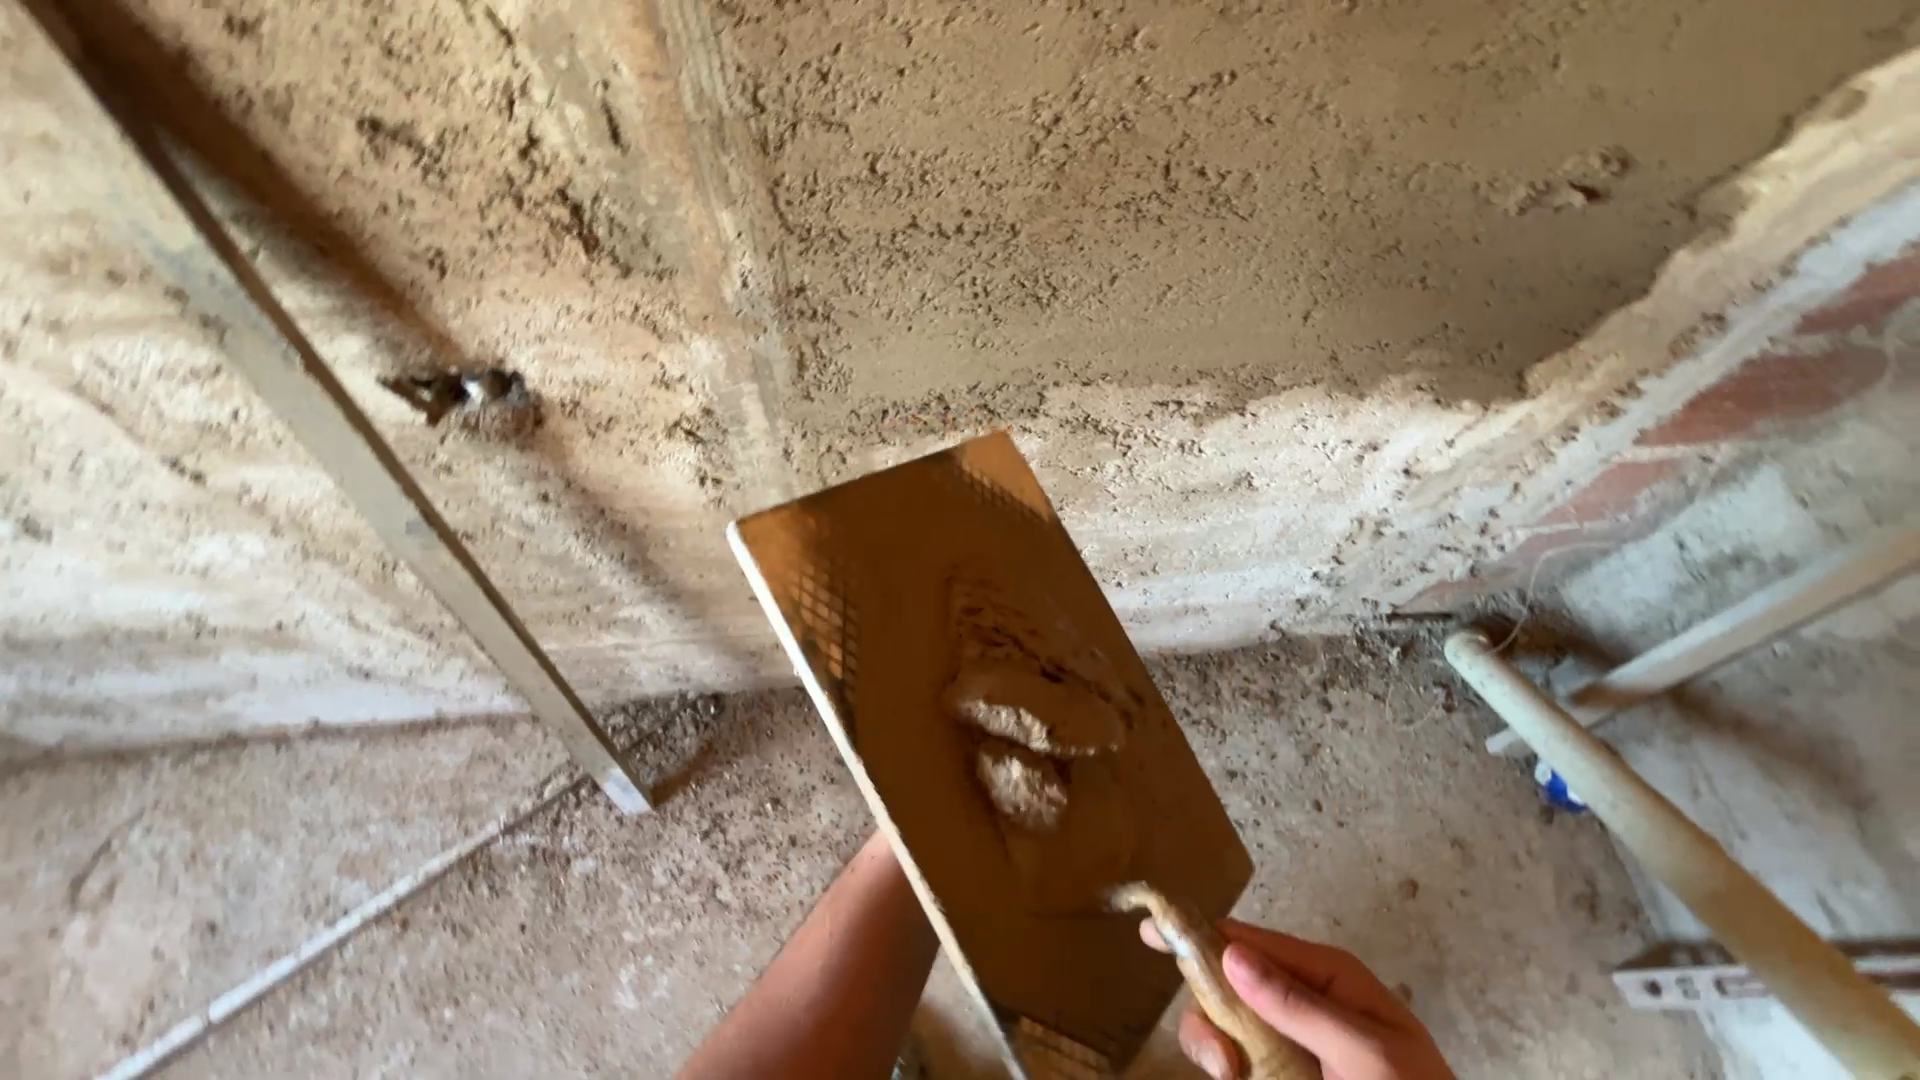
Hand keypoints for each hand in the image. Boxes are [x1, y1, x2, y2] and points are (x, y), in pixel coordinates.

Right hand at [1141, 918, 1454, 1079]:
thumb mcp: (1367, 1054)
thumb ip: (1298, 1005)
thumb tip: (1231, 954)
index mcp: (1325, 974)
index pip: (1250, 939)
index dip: (1199, 932)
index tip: (1151, 931)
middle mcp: (1298, 996)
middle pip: (1226, 977)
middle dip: (1208, 1006)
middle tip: (1218, 1057)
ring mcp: (1285, 1037)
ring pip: (1220, 1018)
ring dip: (1212, 1043)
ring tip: (1231, 1076)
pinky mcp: (1275, 1072)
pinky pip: (1230, 1055)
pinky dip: (1222, 1064)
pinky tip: (1234, 1079)